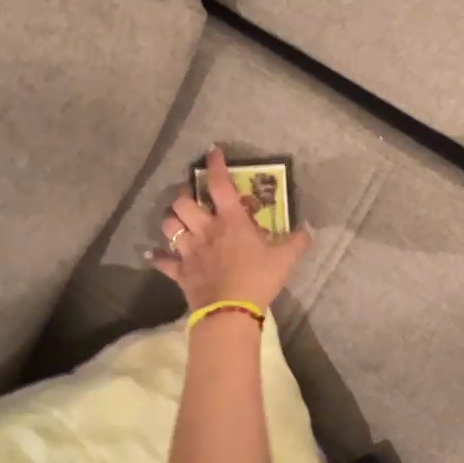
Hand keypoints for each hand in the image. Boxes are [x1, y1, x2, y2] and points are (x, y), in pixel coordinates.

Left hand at [153, 147, 311, 311]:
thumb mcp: (285, 258)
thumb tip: (309, 229)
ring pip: (168, 226)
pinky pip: (163, 262)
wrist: (230, 311)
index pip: (220, 185)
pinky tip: (154, 255)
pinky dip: (158, 257)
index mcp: (231, 220)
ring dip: (171, 220)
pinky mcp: (180, 272)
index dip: (215, 165)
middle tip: (191, 195)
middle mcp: (206, 229)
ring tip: (177, 219)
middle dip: (184, 194)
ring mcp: (190, 251)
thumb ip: (297, 241)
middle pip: (183, 203)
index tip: (212, 151)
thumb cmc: (258, 278)